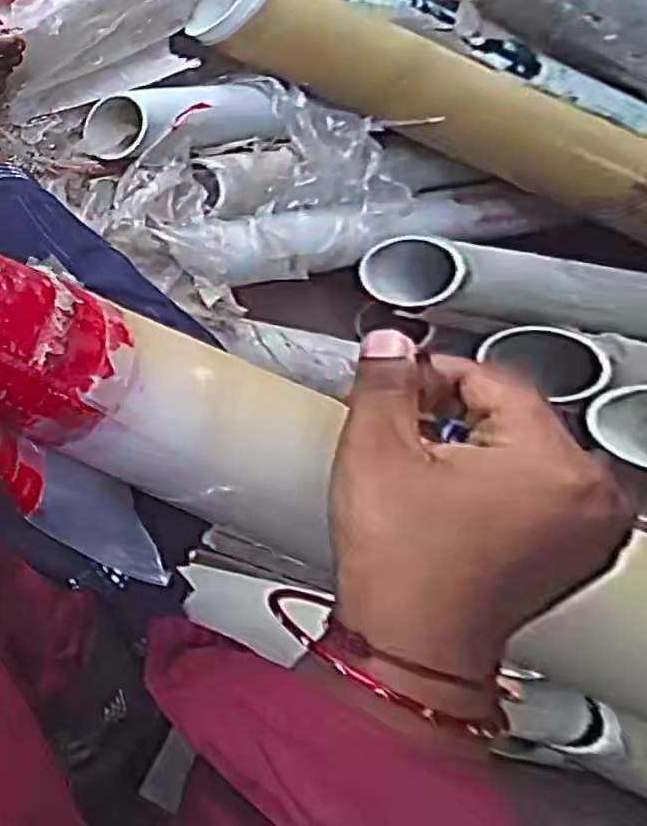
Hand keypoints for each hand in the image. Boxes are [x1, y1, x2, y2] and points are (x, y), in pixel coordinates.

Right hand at [330, 329, 634, 684]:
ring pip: (521, 452)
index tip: (388, 380)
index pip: (496, 382)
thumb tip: (391, 344)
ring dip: (464, 441)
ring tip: (407, 460)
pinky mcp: (572, 548)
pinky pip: (532, 488)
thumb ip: (384, 386)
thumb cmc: (399, 546)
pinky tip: (435, 491)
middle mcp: (595, 494)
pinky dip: (483, 476)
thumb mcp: (373, 448)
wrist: (414, 623)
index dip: (430, 371)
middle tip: (387, 421)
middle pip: (514, 417)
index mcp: (556, 463)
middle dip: (446, 408)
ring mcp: (591, 527)